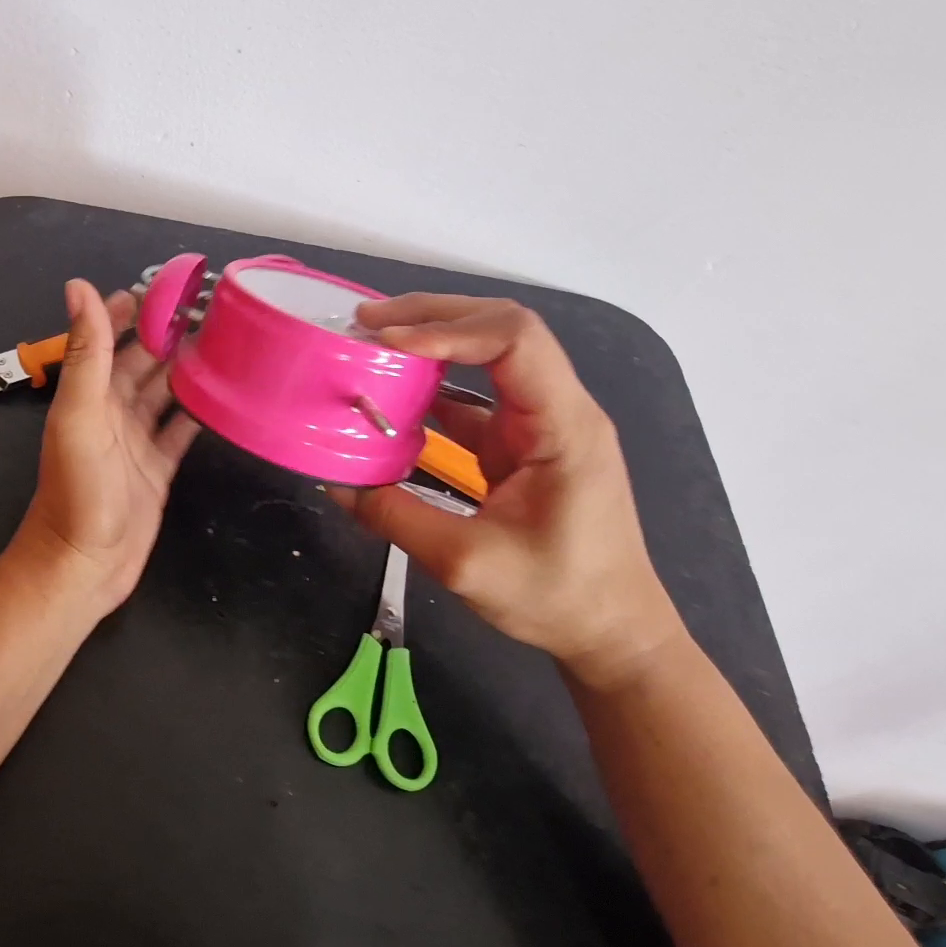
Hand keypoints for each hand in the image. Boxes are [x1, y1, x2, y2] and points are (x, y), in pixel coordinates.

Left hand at [8, 280, 202, 615]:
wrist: (83, 564)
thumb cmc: (77, 489)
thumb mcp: (79, 415)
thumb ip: (84, 353)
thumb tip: (79, 285)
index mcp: (90, 393)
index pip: (110, 337)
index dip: (134, 310)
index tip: (171, 284)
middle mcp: (113, 410)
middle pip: (145, 361)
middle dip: (172, 333)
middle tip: (217, 308)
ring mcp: (137, 440)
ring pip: (167, 392)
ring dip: (191, 368)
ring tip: (231, 342)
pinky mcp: (158, 468)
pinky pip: (182, 431)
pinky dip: (200, 412)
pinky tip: (228, 394)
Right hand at [335, 295, 682, 684]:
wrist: (611, 630)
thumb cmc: (555, 596)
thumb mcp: (463, 562)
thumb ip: (394, 516)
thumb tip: (334, 483)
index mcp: (562, 426)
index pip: (514, 340)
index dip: (447, 328)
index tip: (386, 341)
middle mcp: (558, 410)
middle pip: (501, 329)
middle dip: (433, 316)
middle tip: (365, 323)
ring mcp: (541, 425)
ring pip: (489, 355)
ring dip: (432, 342)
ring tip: (372, 344)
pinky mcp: (523, 445)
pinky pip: (476, 397)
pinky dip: (432, 386)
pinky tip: (393, 392)